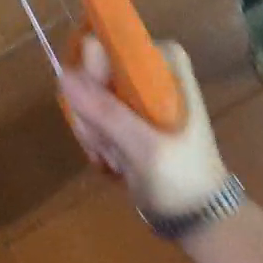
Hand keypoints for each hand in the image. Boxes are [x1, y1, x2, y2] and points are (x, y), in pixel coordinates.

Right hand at [59, 37, 229, 217]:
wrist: (199, 215)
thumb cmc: (181, 177)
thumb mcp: (145, 148)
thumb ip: (106, 112)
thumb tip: (63, 75)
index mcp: (163, 59)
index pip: (101, 46)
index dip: (93, 79)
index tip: (102, 116)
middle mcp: (147, 65)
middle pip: (89, 72)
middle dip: (92, 114)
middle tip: (111, 146)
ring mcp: (135, 88)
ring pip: (85, 95)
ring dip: (93, 131)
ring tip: (117, 158)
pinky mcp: (126, 108)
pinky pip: (90, 111)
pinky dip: (95, 138)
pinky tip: (113, 160)